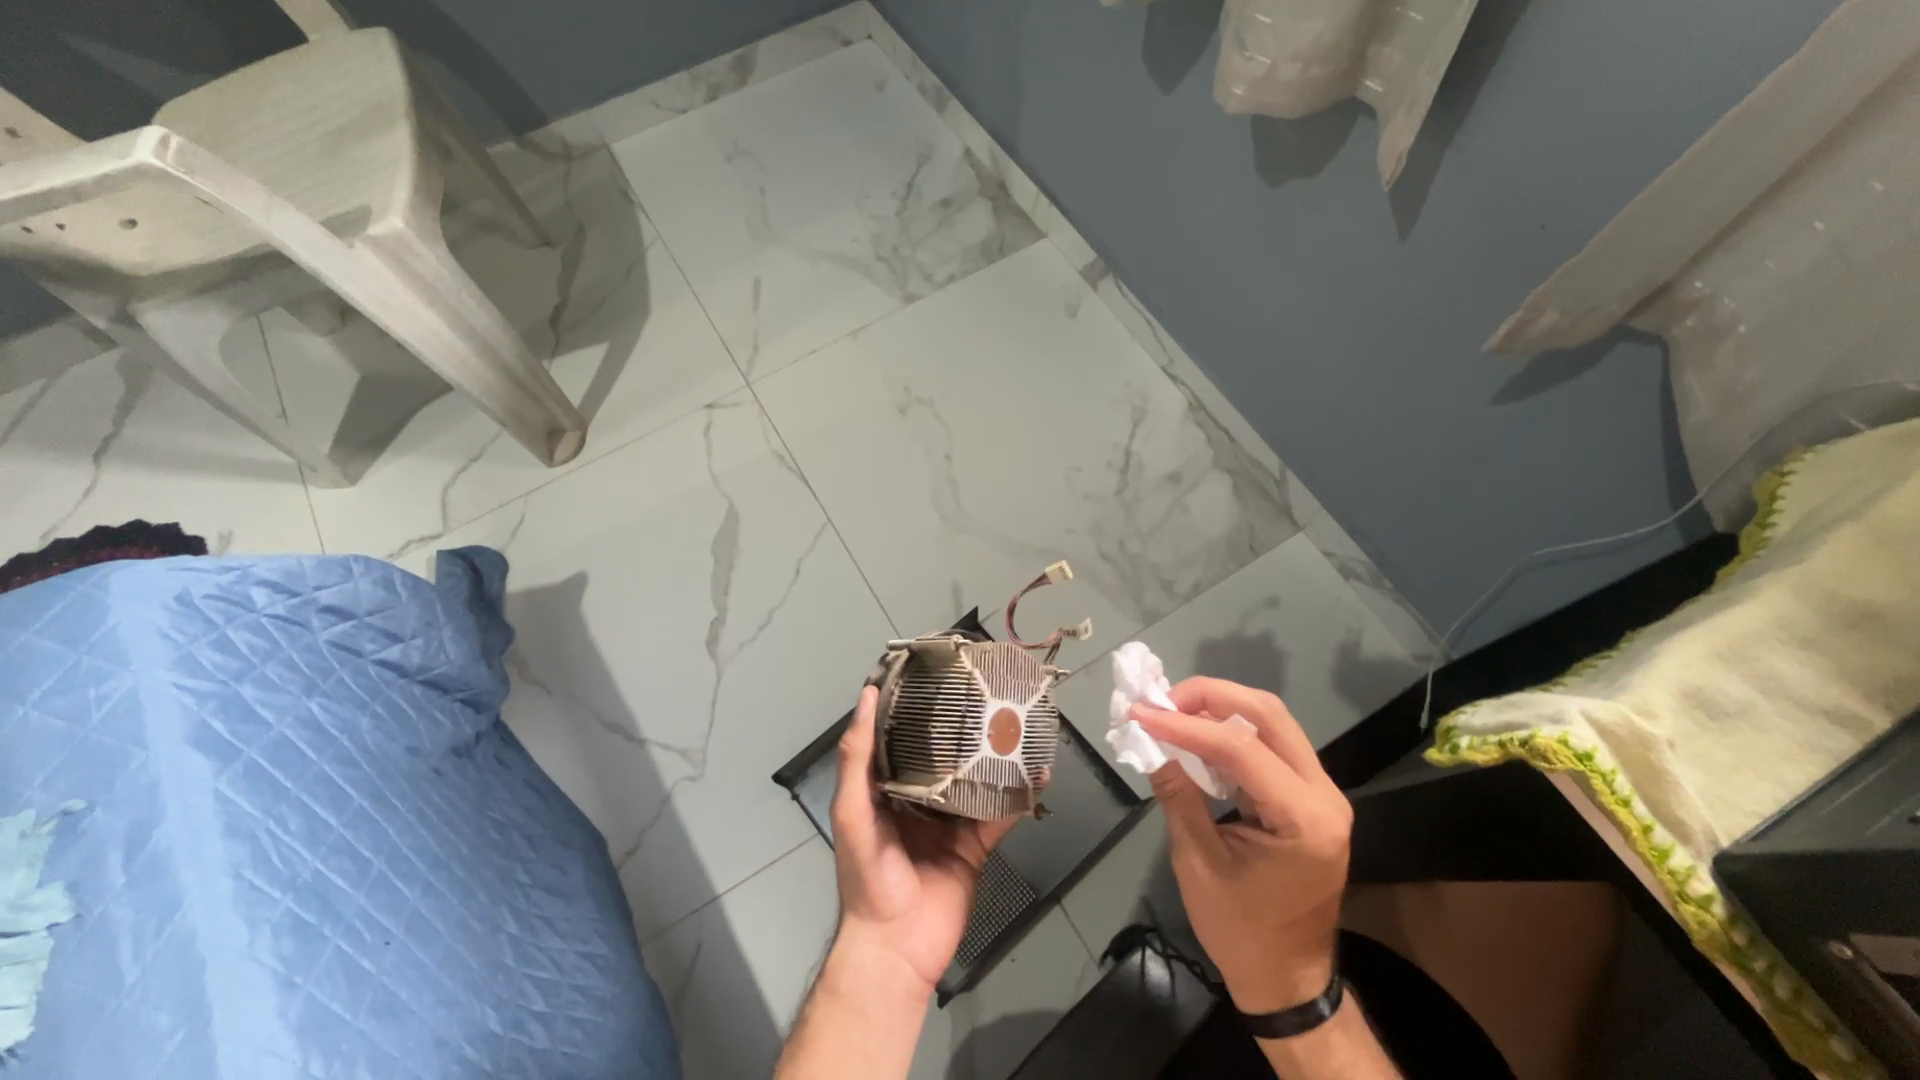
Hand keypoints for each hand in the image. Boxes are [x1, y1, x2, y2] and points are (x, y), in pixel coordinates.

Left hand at [829, 685, 1018, 992]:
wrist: (898, 946)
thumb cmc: (868, 877)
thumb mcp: (853, 812)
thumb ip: (857, 759)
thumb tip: (865, 697)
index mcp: (885, 787)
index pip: (900, 736)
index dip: (915, 706)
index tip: (936, 672)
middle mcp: (919, 798)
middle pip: (946, 754)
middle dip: (964, 726)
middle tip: (989, 691)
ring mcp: (951, 821)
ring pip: (978, 779)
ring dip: (997, 755)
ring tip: (1020, 721)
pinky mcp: (976, 844)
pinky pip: (1002, 813)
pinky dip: (1021, 795)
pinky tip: (1038, 772)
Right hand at [1132, 677, 1352, 1013]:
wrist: (1287, 977)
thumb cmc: (1240, 930)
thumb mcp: (1198, 862)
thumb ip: (1179, 795)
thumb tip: (1149, 743)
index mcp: (1305, 819)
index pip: (1242, 748)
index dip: (1186, 725)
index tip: (1141, 713)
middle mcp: (1325, 796)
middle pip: (1270, 716)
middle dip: (1212, 697)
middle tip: (1162, 701)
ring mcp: (1323, 795)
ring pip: (1274, 725)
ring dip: (1222, 710)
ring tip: (1173, 713)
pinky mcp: (1310, 800)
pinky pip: (1273, 749)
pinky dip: (1233, 734)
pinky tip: (1197, 736)